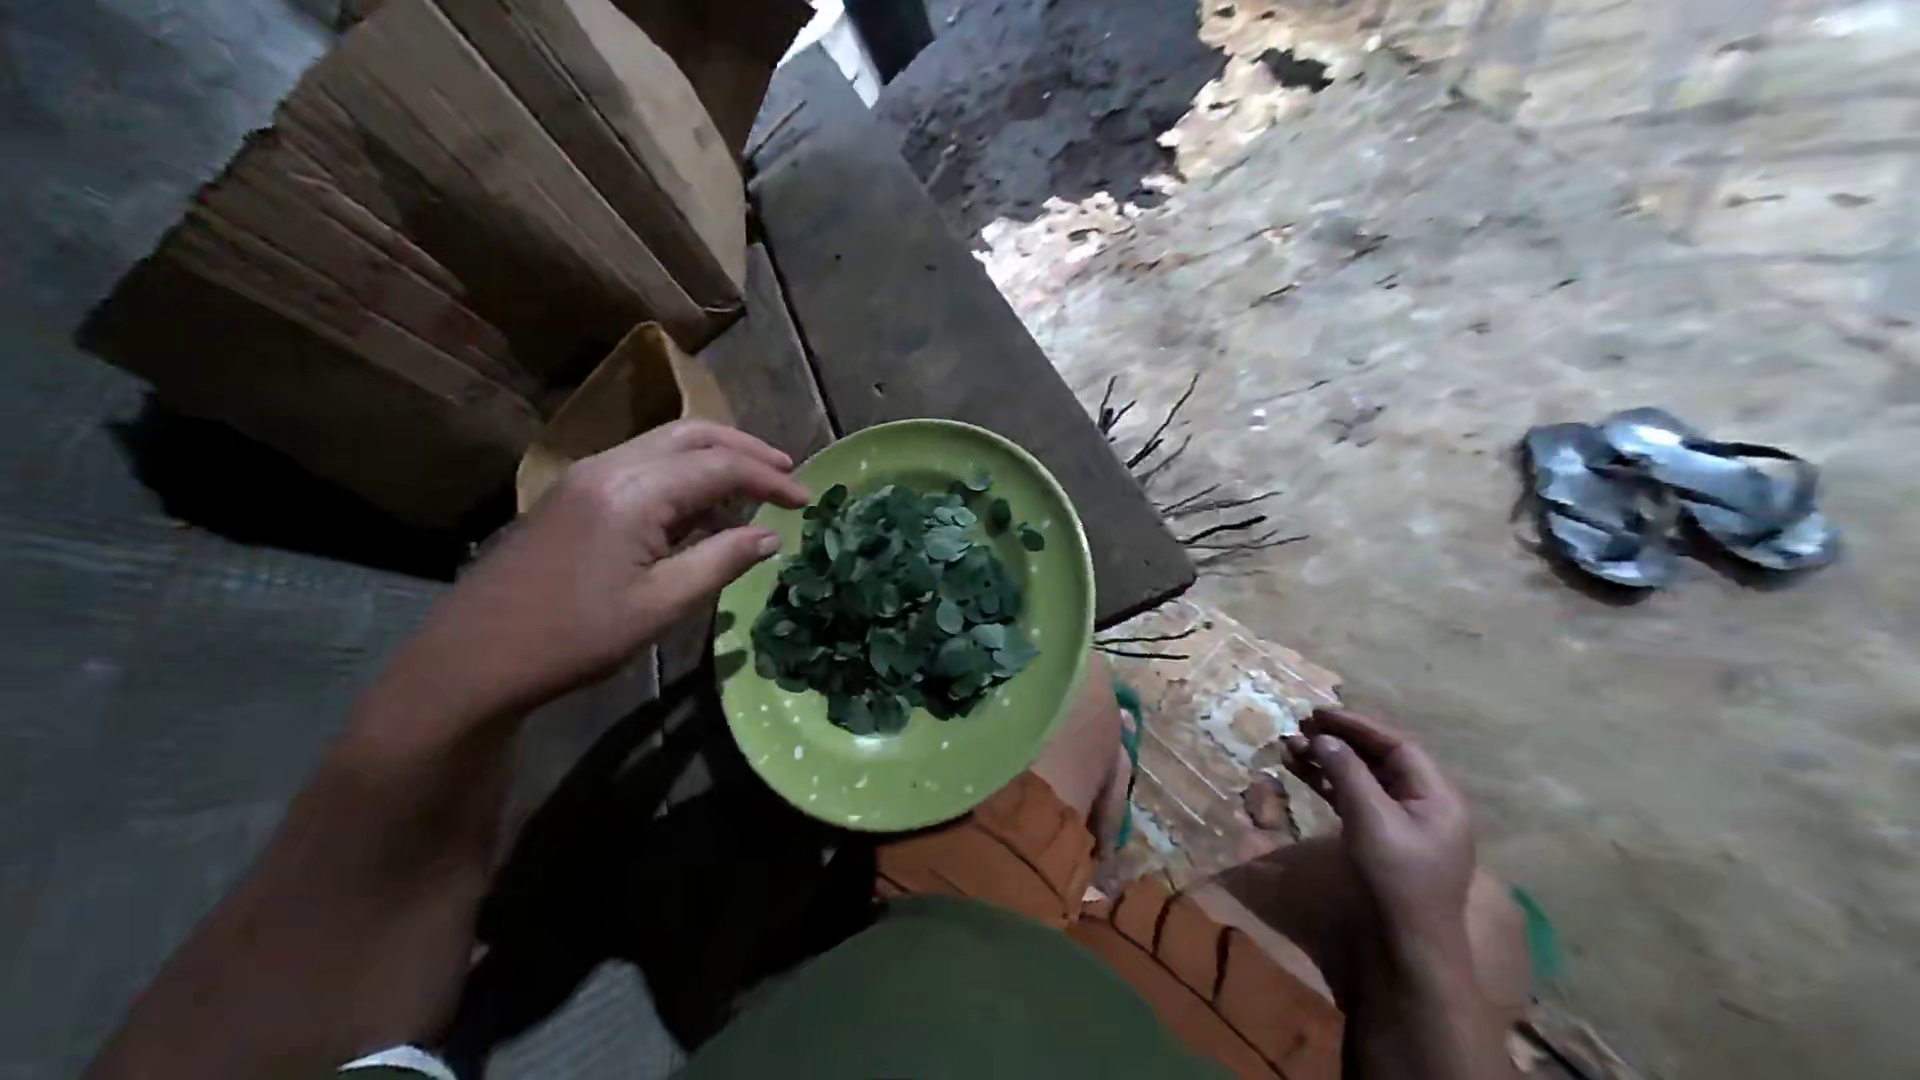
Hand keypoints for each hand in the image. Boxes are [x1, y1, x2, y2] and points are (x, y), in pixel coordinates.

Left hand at [389, 420, 808, 718]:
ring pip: (665, 444)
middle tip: (787, 471)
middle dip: (746, 449)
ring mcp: (586, 476)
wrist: (473, 659)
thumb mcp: (661, 605)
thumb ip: (722, 561)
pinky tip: (700, 505)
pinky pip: (643, 464)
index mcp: (633, 492)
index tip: (807, 501)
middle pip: (692, 434)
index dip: (771, 479)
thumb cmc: (575, 637)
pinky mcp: (574, 493)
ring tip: (753, 485)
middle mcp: (610, 466)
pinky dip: (683, 473)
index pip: (720, 466)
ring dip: (714, 457)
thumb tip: (770, 536)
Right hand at [1283, 709, 1474, 952]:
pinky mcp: (1381, 835)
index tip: (1319, 713)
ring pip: (1361, 776)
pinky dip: (1326, 781)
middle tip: (1301, 725)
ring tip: (1291, 745)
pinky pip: (1353, 796)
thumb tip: (1322, 737)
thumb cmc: (1397, 877)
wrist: (1405, 944)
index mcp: (1436, 795)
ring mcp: (1402, 821)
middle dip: (1338, 740)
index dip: (1357, 725)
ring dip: (1327, 759)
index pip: (1396, 745)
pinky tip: (1299, 770)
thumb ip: (1347, 773)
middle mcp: (1423, 803)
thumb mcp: (1371, 819)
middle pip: (1378, 758)